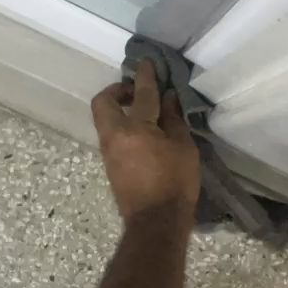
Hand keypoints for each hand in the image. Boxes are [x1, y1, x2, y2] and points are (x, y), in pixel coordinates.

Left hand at [90, 60, 200, 222]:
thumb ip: (174, 120)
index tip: (148, 63)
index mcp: (135, 128)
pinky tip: (142, 133)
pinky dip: (121, 126)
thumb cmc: (175, 185)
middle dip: (116, 90)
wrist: (155, 223)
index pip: (141, 94)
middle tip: (136, 91)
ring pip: (104, 120)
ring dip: (118, 110)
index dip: (145, 76)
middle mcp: (115, 136)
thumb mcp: (184, 149)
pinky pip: (111, 136)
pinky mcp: (110, 166)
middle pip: (103, 102)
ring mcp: (109, 152)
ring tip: (142, 112)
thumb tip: (168, 98)